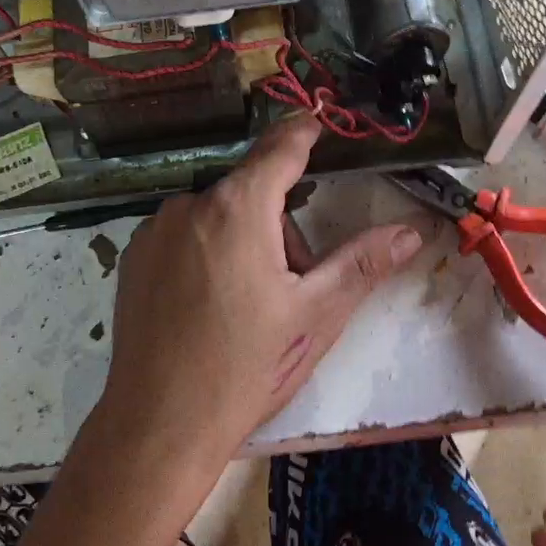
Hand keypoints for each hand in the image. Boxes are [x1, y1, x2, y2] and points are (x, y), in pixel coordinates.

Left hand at [101, 116, 423, 462]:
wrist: (160, 424)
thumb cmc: (247, 367)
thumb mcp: (316, 315)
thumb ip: (363, 263)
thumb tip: (412, 230)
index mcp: (237, 208)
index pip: (280, 151)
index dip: (304, 133)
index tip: (318, 120)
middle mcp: (189, 205)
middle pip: (250, 195)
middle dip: (279, 227)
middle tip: (291, 289)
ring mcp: (153, 232)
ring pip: (216, 219)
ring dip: (242, 243)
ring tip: (246, 310)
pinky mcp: (132, 260)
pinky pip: (183, 239)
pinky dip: (204, 257)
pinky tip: (206, 312)